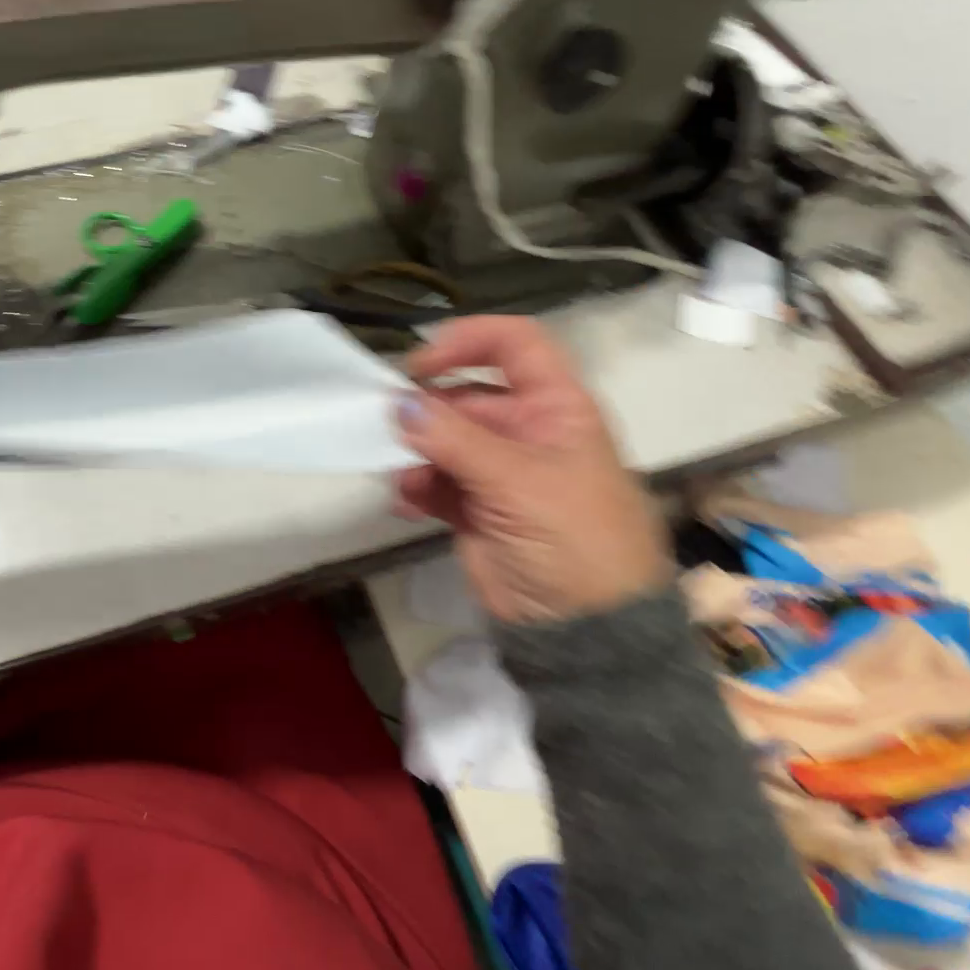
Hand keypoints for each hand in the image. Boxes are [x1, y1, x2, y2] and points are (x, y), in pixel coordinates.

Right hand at [394, 316, 669, 623]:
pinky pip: (435, 483)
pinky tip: (405, 499)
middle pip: (465, 396)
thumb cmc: (572, 538)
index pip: (516, 346)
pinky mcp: (474, 510)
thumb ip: (455, 440)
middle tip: (386, 424)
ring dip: (415, 450)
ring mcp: (497, 472)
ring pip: (443, 441)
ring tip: (398, 471)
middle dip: (426, 408)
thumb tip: (398, 404)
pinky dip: (415, 487)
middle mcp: (526, 431)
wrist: (584, 629)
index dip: (469, 341)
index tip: (420, 362)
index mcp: (555, 408)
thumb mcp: (520, 481)